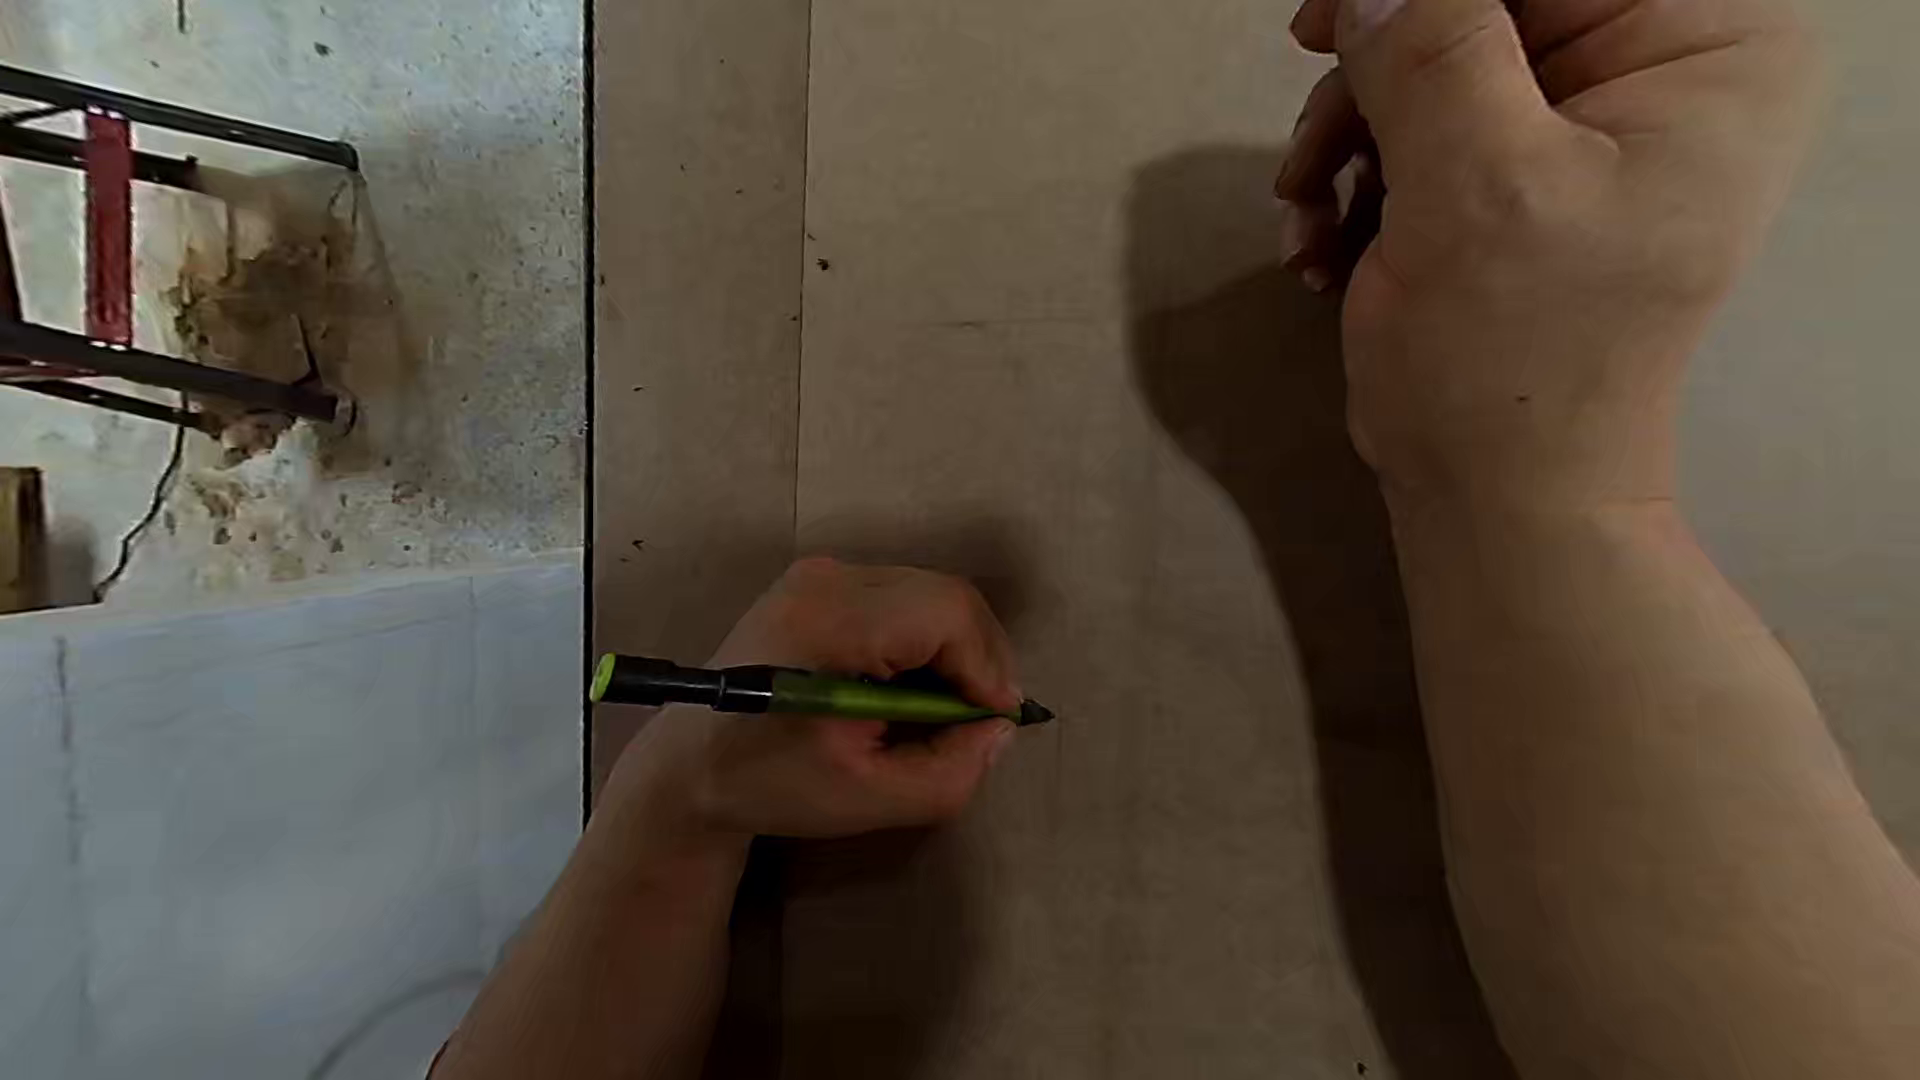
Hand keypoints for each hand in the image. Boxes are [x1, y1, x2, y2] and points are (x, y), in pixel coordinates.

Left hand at [605, 558, 1023, 841]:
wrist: (690, 760)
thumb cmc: (772, 784)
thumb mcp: (870, 800)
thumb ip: (951, 771)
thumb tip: (1001, 726)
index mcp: (832, 623)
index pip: (945, 612)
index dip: (986, 663)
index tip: (997, 718)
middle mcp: (829, 579)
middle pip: (945, 594)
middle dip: (980, 654)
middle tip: (983, 712)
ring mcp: (822, 571)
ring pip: (930, 591)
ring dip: (959, 643)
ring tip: (954, 698)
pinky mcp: (821, 578)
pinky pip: (905, 593)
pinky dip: (929, 633)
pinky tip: (918, 676)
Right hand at [1275, 0, 1819, 508]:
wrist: (1483, 477)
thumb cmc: (1503, 348)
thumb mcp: (1472, 194)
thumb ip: (1431, 63)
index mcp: (1692, 48)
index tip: (1315, 23)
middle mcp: (1628, 88)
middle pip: (1468, 30)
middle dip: (1363, 100)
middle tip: (1298, 171)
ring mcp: (1547, 155)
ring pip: (1417, 103)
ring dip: (1338, 163)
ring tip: (1303, 235)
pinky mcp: (1481, 210)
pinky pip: (1399, 167)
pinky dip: (1343, 207)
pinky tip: (1317, 259)